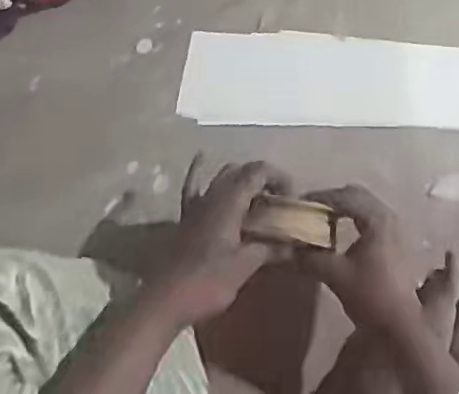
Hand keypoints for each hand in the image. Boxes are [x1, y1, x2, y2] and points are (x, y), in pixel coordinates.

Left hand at [146, 158, 293, 327]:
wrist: (164, 300)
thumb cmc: (208, 281)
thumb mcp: (244, 266)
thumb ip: (269, 249)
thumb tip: (293, 245)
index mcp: (231, 200)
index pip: (260, 171)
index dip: (279, 178)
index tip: (291, 199)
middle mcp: (214, 193)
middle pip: (243, 171)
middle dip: (264, 180)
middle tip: (278, 203)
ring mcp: (197, 203)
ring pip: (223, 176)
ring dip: (241, 180)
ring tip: (256, 199)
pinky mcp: (186, 217)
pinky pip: (192, 185)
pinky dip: (198, 170)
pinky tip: (202, 157)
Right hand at [298, 185, 423, 332]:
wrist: (401, 323)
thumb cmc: (371, 295)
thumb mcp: (337, 276)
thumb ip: (312, 259)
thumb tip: (290, 249)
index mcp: (376, 218)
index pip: (345, 196)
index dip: (321, 198)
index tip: (301, 204)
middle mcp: (387, 215)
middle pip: (356, 195)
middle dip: (332, 200)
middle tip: (310, 211)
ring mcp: (394, 226)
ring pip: (364, 205)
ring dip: (343, 209)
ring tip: (322, 221)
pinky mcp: (394, 239)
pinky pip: (369, 216)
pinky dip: (353, 217)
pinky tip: (341, 233)